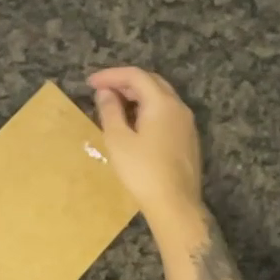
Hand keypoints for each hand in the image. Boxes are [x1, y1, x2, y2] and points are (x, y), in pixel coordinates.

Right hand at [90, 67, 202, 224]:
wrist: (175, 204)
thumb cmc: (142, 172)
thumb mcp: (118, 140)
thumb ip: (110, 111)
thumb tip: (106, 92)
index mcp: (162, 103)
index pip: (136, 75)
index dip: (111, 75)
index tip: (91, 82)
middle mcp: (179, 107)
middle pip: (152, 83)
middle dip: (126, 83)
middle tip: (103, 91)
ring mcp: (187, 124)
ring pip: (162, 99)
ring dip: (138, 97)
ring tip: (116, 107)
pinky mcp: (189, 140)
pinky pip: (167, 114)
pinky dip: (149, 111)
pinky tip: (135, 125)